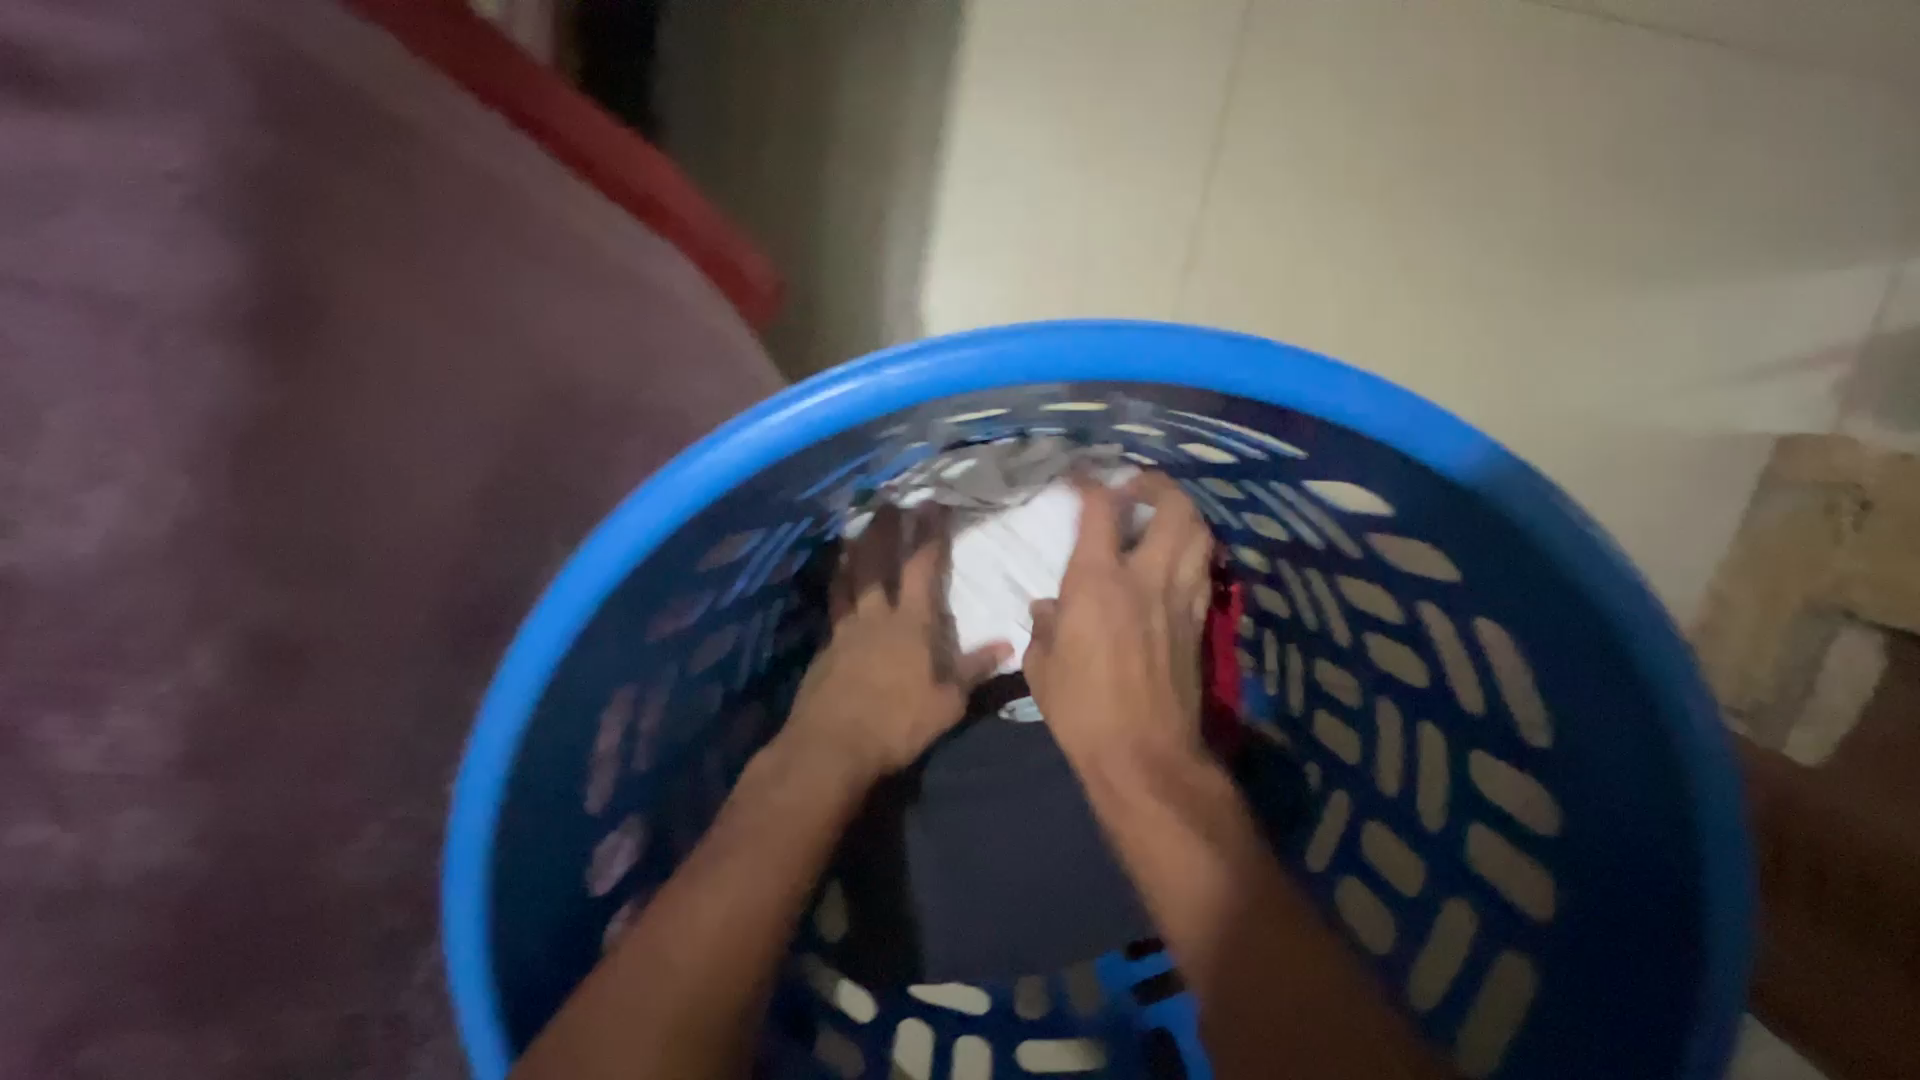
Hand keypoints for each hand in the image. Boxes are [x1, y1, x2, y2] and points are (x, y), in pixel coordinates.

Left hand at [781, 505, 1010, 784]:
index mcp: (912, 624)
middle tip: (887, 503)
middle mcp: (876, 616)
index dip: (930, 534)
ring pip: (849, 580)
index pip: (924, 568)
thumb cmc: (898, 724)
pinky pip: (833, 606)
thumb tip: (1007, 644)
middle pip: (878, 563)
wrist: (832, 745)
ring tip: (854, 532)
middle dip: (885, 530)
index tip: (933, 505)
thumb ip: (973, 669)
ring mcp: (846, 630)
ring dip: (853, 552)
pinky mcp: (825, 648)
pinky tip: (836, 585)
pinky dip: (836, 587)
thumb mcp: (948, 702)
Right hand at [1024, 472, 1213, 766]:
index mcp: (1097, 582)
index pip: (1101, 510)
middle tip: (1137, 487)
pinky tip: (1175, 560)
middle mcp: (1145, 578)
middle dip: (1157, 486)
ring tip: (1162, 517)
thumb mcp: (1043, 668)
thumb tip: (1048, 607)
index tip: (1079, 480)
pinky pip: (1202, 570)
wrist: (1144, 755)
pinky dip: (1192, 551)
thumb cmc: (1082, 711)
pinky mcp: (1198, 623)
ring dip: (1183, 514)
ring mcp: (1180, 599)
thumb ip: (1045, 627)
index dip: (1091, 485)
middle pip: (1172, 508)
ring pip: (1198, 534)